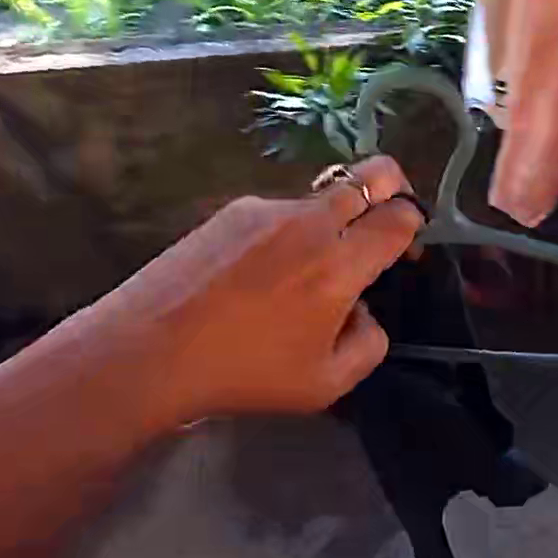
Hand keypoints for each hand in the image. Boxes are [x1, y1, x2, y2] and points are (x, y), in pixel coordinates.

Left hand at [55, 155, 423, 433]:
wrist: (142, 354)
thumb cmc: (243, 373)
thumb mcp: (327, 384)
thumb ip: (371, 344)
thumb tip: (364, 310)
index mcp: (341, 265)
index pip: (401, 216)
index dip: (415, 225)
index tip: (405, 248)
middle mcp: (312, 223)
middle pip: (376, 173)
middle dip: (396, 188)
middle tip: (386, 220)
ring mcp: (270, 210)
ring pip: (328, 193)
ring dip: (338, 217)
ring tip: (307, 266)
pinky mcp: (234, 210)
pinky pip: (283, 211)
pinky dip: (292, 232)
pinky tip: (261, 272)